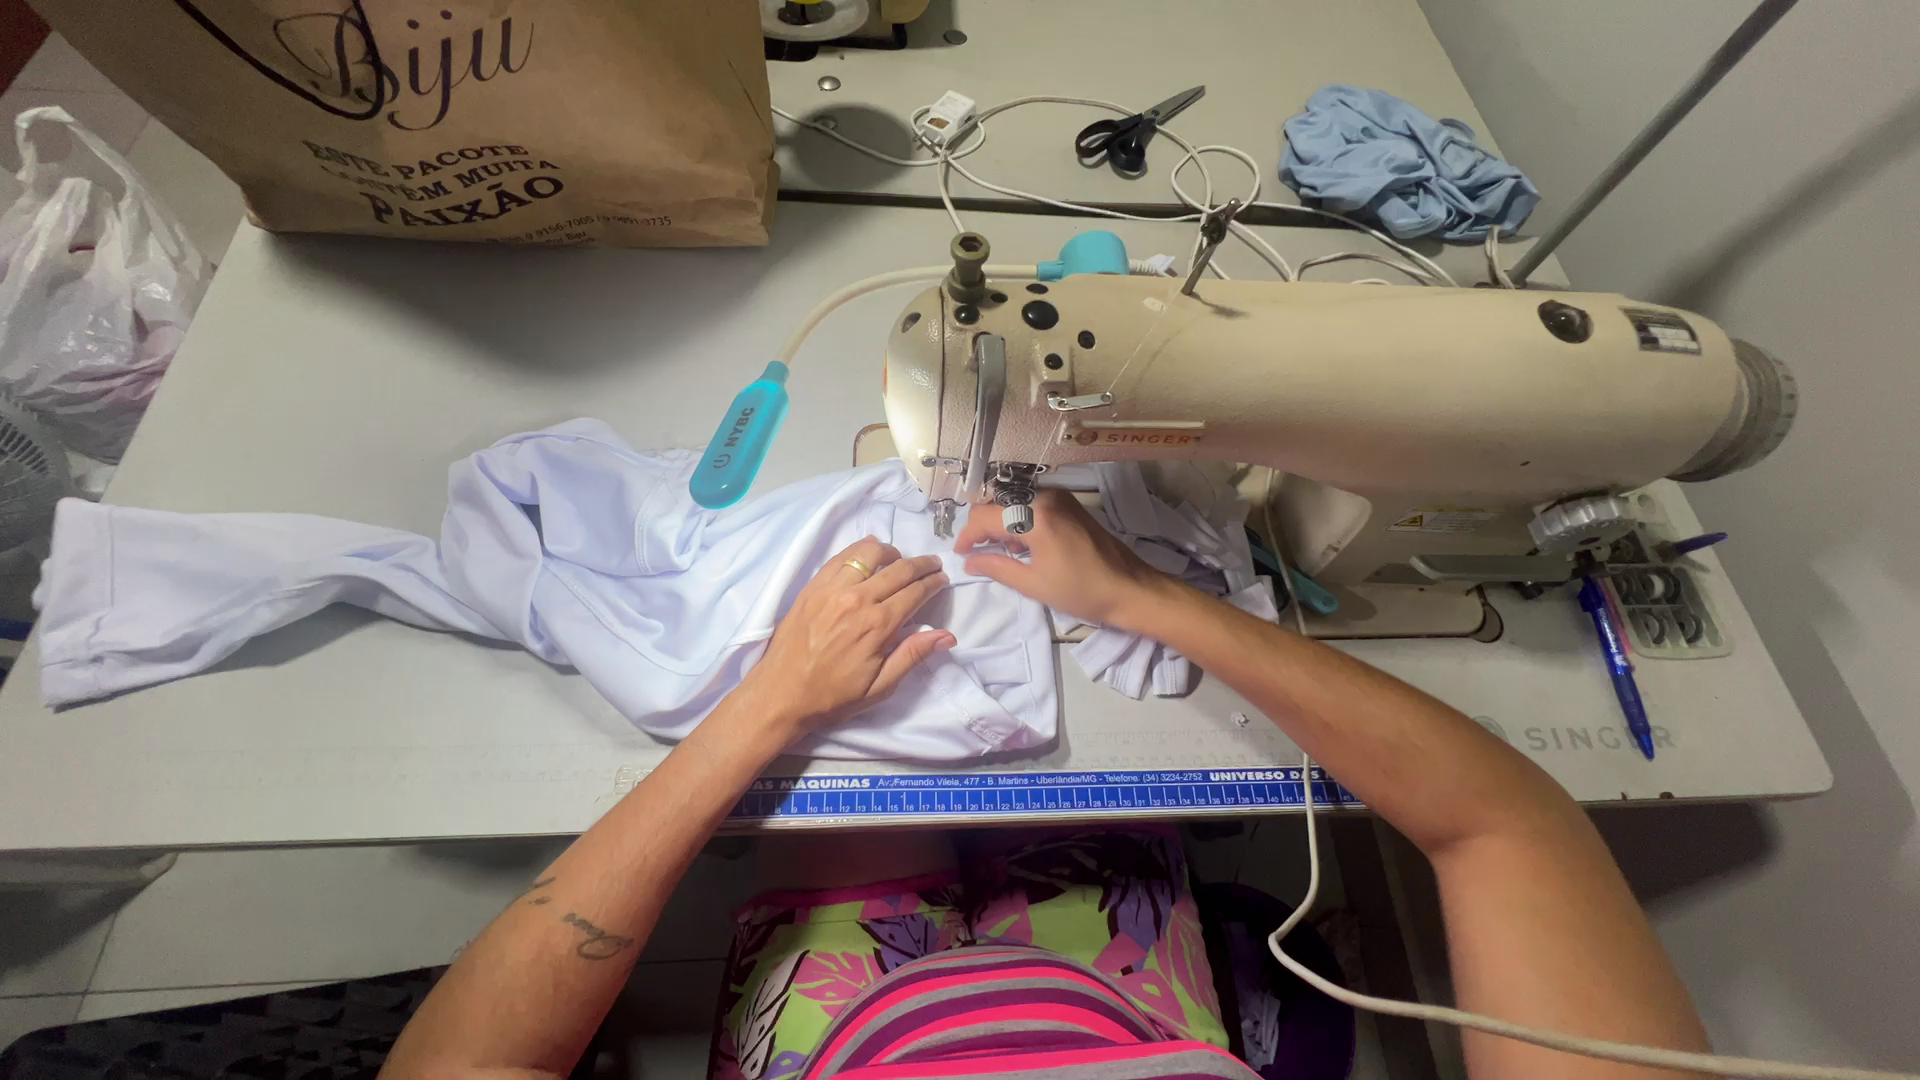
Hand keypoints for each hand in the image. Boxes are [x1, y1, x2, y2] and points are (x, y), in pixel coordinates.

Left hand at [738, 536, 953, 738]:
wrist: (780, 695)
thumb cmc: (832, 697)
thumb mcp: (879, 687)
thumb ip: (913, 656)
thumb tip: (947, 635)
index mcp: (877, 625)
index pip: (915, 592)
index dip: (934, 583)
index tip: (942, 579)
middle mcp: (856, 599)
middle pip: (899, 569)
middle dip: (922, 564)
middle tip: (933, 563)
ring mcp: (831, 589)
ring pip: (869, 554)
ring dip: (891, 552)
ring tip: (900, 559)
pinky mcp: (812, 587)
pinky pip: (840, 557)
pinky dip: (859, 549)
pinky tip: (868, 551)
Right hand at [954, 489, 1175, 630]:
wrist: (1130, 588)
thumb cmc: (1082, 591)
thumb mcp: (1033, 584)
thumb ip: (997, 567)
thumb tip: (970, 561)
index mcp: (1035, 517)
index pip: (986, 516)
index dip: (968, 536)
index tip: (961, 554)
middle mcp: (1046, 497)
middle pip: (998, 503)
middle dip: (982, 526)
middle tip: (977, 552)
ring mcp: (1060, 498)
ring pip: (1014, 502)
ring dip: (1002, 523)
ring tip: (1001, 552)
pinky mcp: (1070, 503)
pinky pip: (1032, 504)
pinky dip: (1020, 519)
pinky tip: (1022, 544)